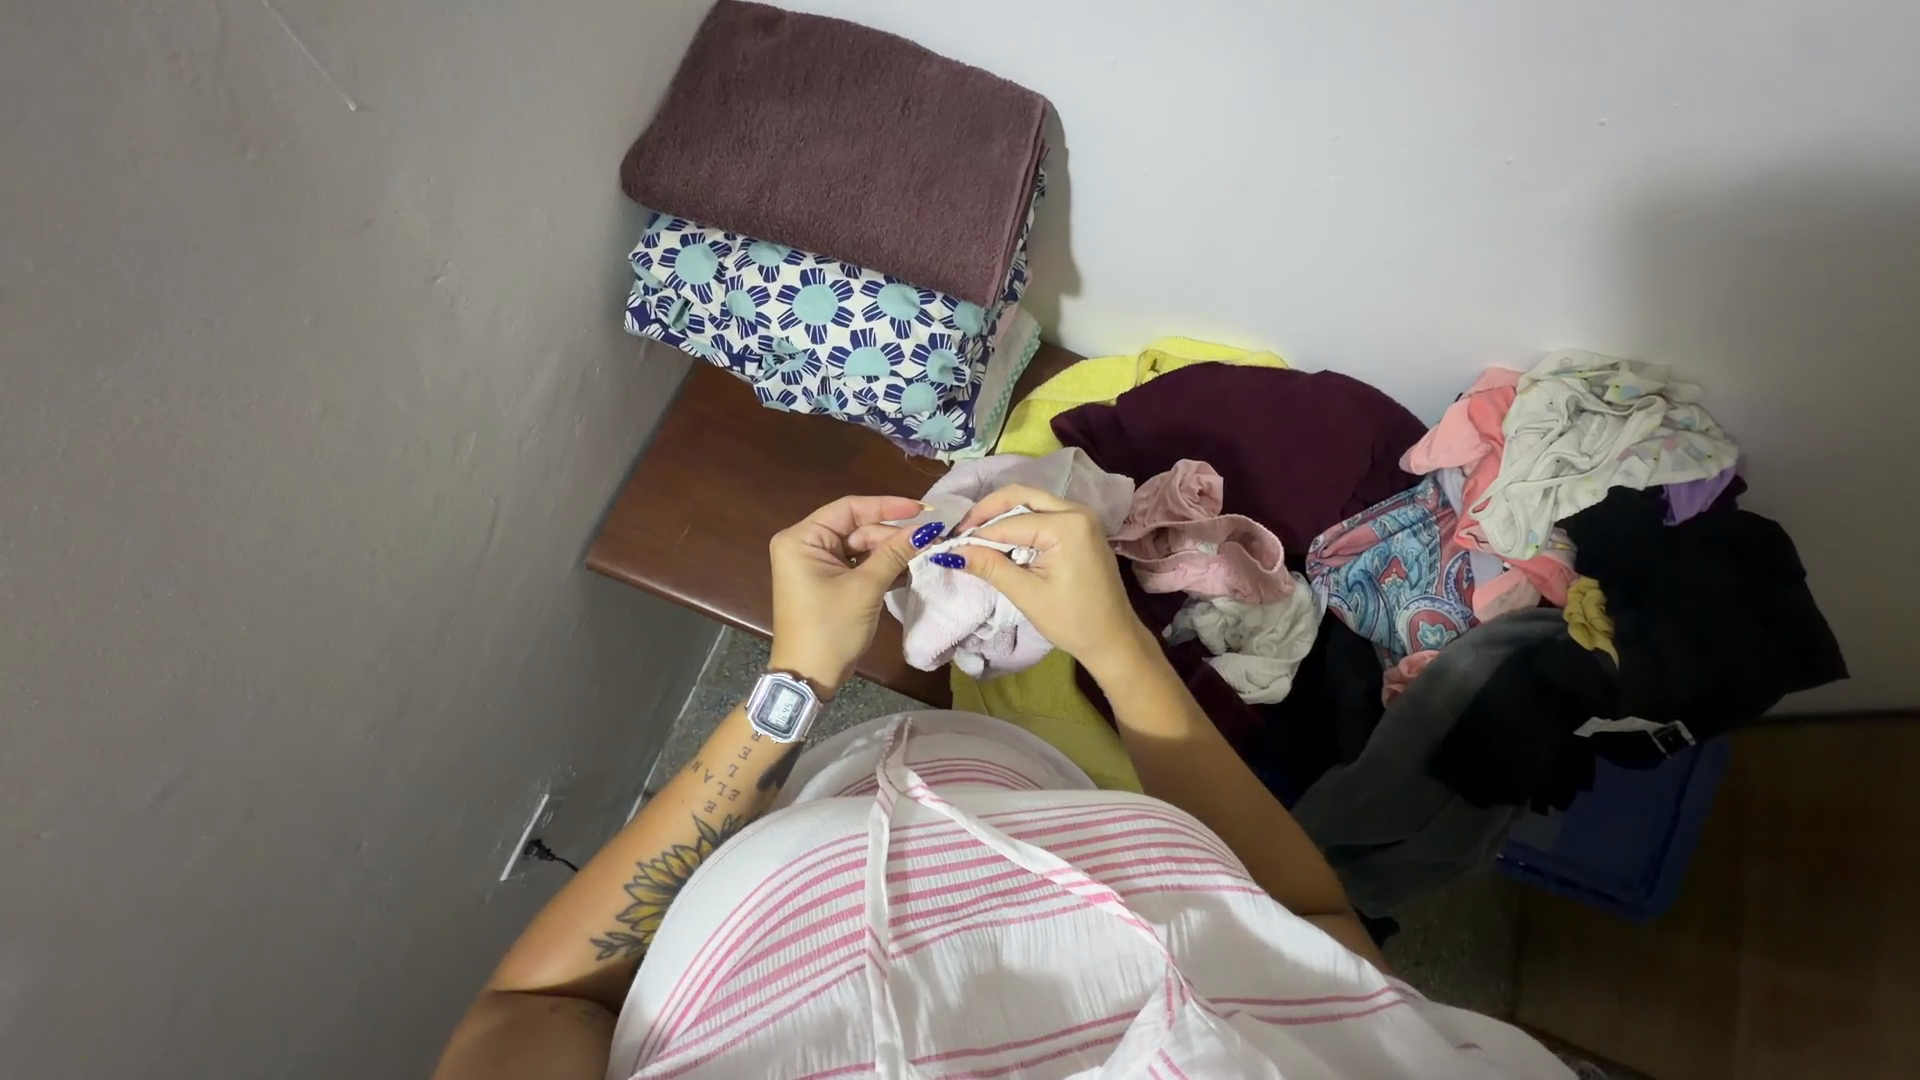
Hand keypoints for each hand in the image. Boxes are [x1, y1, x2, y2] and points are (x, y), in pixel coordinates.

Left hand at [768, 495, 936, 696]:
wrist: (809, 676)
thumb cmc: (830, 628)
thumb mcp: (865, 588)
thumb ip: (895, 554)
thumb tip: (928, 529)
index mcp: (801, 539)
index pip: (849, 509)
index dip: (887, 506)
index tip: (922, 509)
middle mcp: (805, 545)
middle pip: (857, 527)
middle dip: (892, 533)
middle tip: (931, 536)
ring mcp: (816, 564)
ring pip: (861, 546)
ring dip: (891, 550)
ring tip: (926, 549)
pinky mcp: (828, 581)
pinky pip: (858, 564)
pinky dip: (882, 565)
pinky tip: (911, 565)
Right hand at [950, 485, 1156, 677]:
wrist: (1113, 638)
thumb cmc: (1073, 621)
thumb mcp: (1027, 594)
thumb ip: (990, 567)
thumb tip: (951, 552)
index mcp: (1067, 526)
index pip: (1009, 523)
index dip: (977, 534)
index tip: (949, 545)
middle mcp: (1077, 511)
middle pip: (1021, 495)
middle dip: (988, 510)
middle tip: (961, 531)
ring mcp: (1082, 517)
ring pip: (1032, 501)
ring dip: (1003, 514)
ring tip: (977, 535)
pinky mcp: (1082, 527)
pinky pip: (1044, 512)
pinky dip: (1021, 521)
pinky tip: (1003, 538)